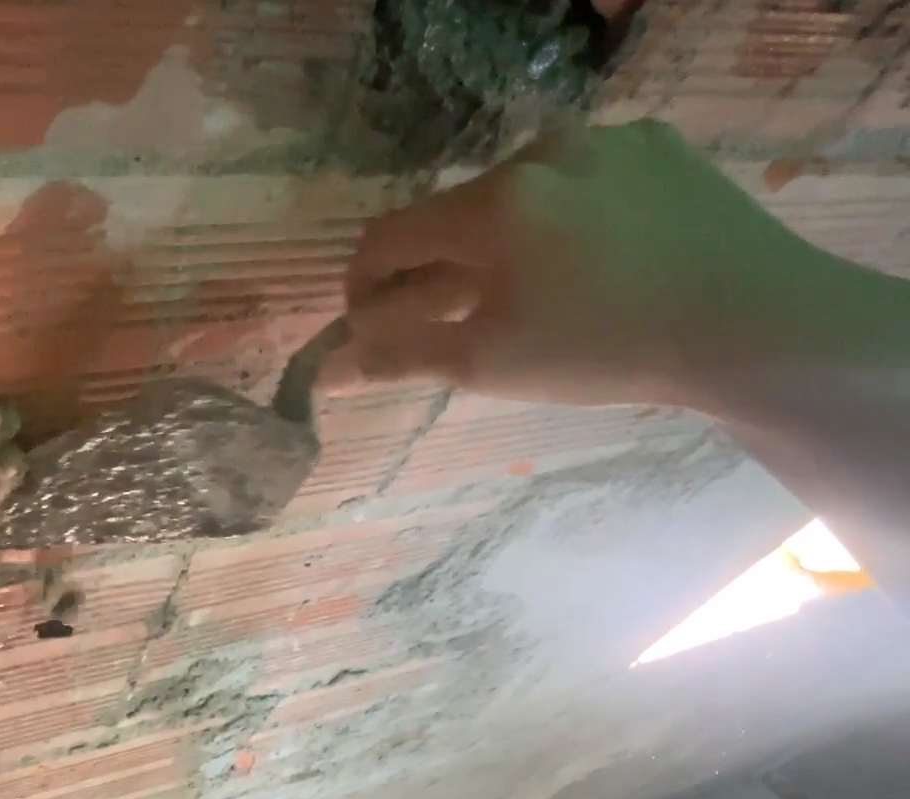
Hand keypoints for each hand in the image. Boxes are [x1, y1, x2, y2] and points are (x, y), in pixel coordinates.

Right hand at [343, 120, 823, 407]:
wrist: (760, 326)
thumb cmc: (601, 348)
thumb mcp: (482, 363)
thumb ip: (395, 357)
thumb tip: (326, 371)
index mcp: (490, 203)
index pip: (385, 237)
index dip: (361, 284)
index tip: (367, 322)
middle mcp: (540, 152)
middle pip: (444, 214)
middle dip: (425, 268)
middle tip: (440, 317)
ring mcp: (604, 140)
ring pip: (505, 194)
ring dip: (484, 241)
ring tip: (511, 288)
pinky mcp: (655, 144)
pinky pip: (568, 177)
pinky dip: (547, 216)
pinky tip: (572, 256)